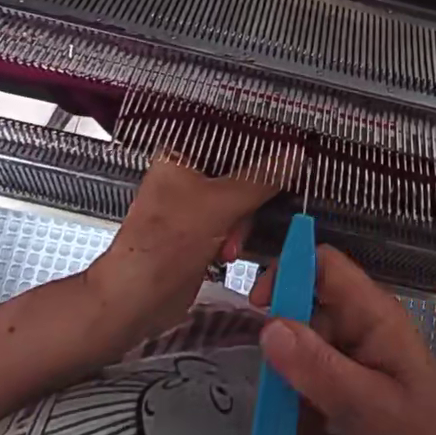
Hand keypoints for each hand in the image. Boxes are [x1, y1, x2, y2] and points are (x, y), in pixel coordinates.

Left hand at [84, 153, 292, 347]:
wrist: (139, 297)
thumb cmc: (169, 240)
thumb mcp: (221, 204)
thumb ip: (260, 179)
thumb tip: (295, 153)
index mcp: (178, 155)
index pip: (224, 137)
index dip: (255, 145)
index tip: (287, 151)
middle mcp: (183, 175)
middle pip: (236, 171)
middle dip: (248, 197)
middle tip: (249, 215)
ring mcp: (191, 206)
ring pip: (237, 201)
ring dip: (242, 223)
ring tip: (231, 246)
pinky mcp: (199, 233)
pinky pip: (231, 224)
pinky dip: (235, 237)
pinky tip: (229, 254)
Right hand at [254, 248, 435, 434]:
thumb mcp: (367, 408)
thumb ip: (317, 366)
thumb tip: (268, 326)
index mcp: (372, 315)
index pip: (324, 265)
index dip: (287, 274)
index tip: (259, 308)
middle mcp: (359, 327)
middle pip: (302, 320)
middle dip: (284, 369)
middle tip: (271, 406)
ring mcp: (353, 358)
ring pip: (301, 366)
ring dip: (292, 416)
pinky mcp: (348, 387)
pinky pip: (312, 394)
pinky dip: (305, 433)